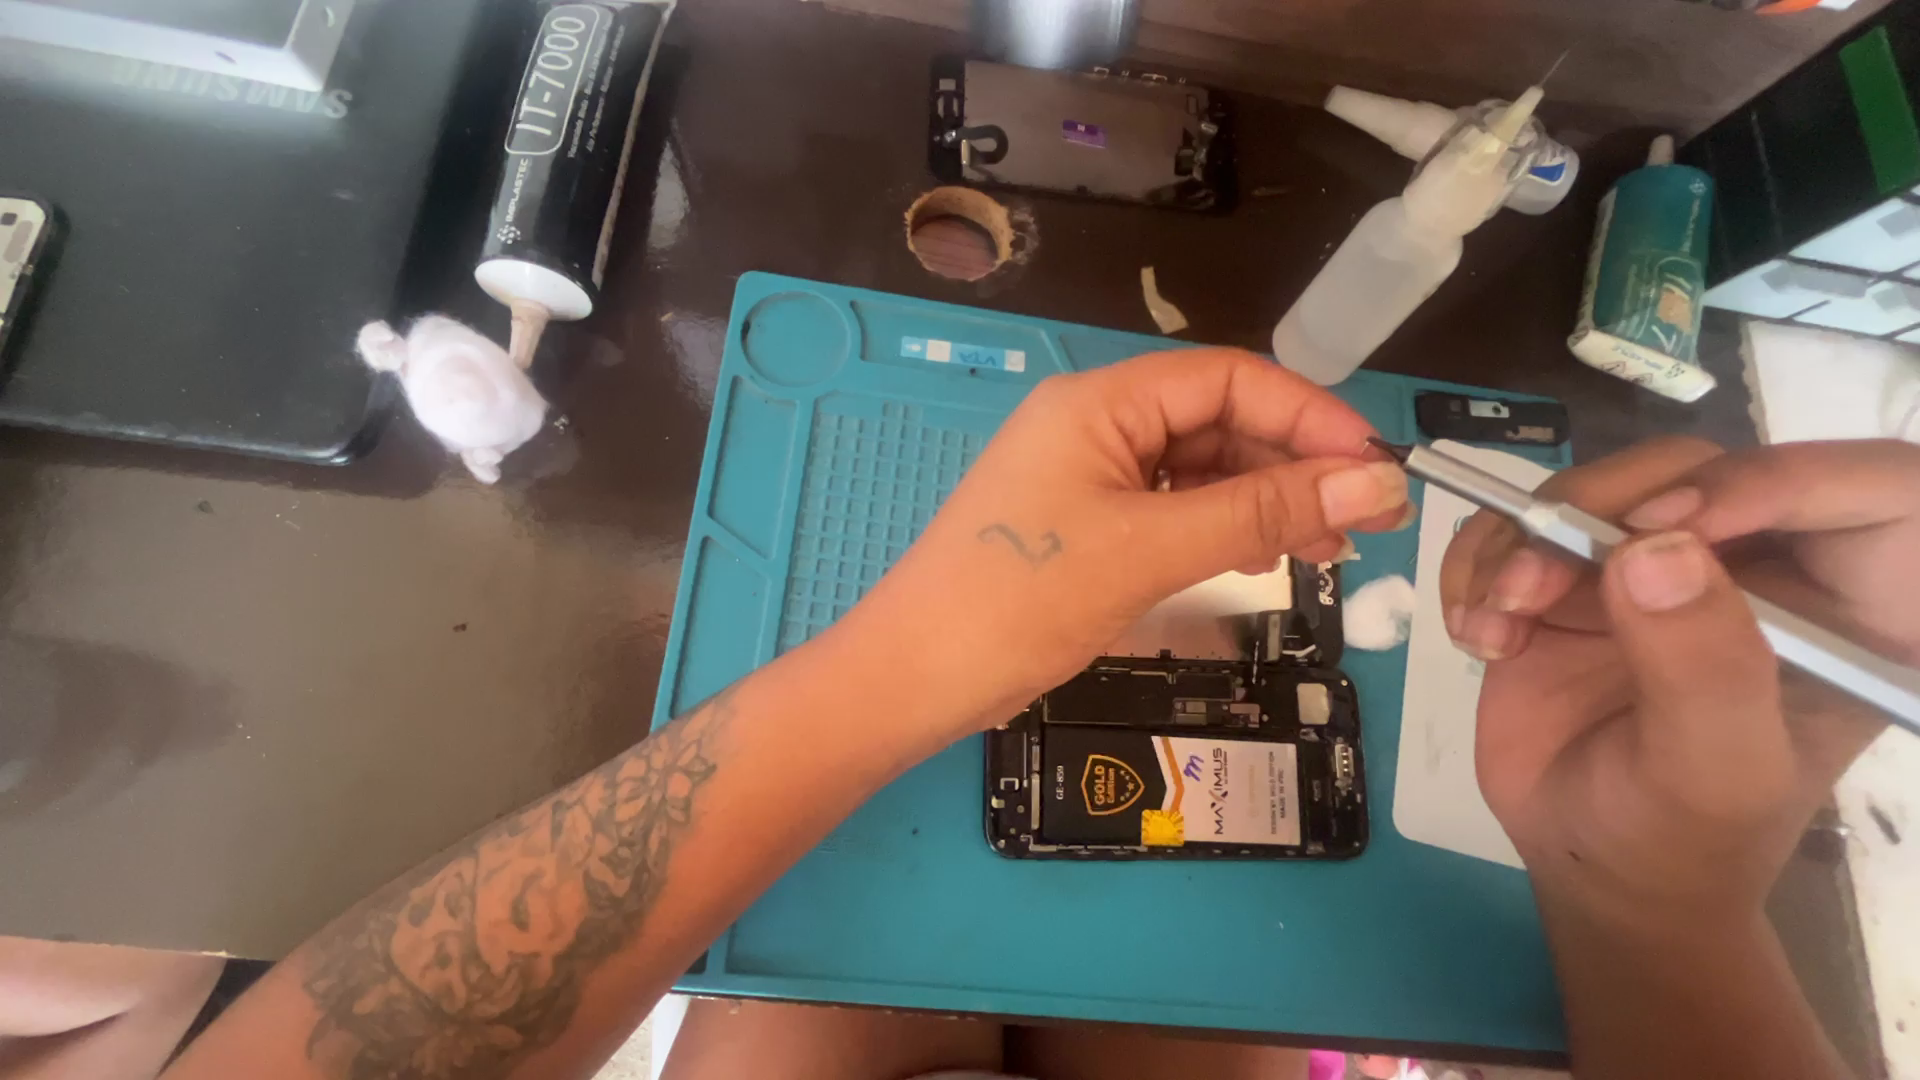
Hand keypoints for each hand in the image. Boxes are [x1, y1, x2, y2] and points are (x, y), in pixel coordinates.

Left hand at [840, 348, 1410, 736]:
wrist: (919, 674)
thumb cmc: (1022, 601)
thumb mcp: (1148, 550)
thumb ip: (1260, 511)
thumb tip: (1377, 479)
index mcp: (1098, 403)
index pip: (1225, 380)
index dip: (1307, 416)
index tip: (1374, 469)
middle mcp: (1092, 426)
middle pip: (1214, 424)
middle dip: (1290, 467)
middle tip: (1363, 525)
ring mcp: (1085, 478)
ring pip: (1194, 472)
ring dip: (1260, 502)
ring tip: (1323, 550)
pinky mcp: (1083, 526)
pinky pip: (1167, 510)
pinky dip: (1217, 530)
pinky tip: (1261, 558)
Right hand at [1440, 438, 1909, 923]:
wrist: (1581, 856)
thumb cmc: (1676, 833)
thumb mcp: (1710, 769)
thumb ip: (1704, 666)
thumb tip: (1654, 549)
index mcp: (1841, 609)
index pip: (1867, 491)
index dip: (1774, 480)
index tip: (1658, 530)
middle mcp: (1741, 570)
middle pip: (1678, 470)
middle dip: (1586, 515)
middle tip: (1530, 587)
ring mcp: (1636, 572)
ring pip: (1570, 494)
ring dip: (1507, 549)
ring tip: (1491, 628)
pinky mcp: (1553, 583)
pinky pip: (1500, 532)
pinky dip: (1468, 572)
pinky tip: (1475, 636)